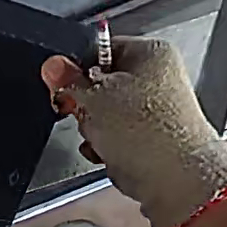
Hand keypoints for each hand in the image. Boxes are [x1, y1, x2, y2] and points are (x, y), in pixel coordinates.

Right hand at [41, 36, 226, 226]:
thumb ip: (68, 80)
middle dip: (84, 105)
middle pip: (100, 84)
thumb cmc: (145, 130)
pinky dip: (103, 146)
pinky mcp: (147, 139)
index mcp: (150, 53)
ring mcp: (153, 110)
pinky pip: (112, 137)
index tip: (61, 84)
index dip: (75, 68)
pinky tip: (106, 153)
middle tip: (84, 114)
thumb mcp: (93, 97)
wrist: (173, 177)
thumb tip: (53, 66)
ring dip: (92, 129)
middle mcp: (156, 78)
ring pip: (103, 114)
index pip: (100, 50)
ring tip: (100, 138)